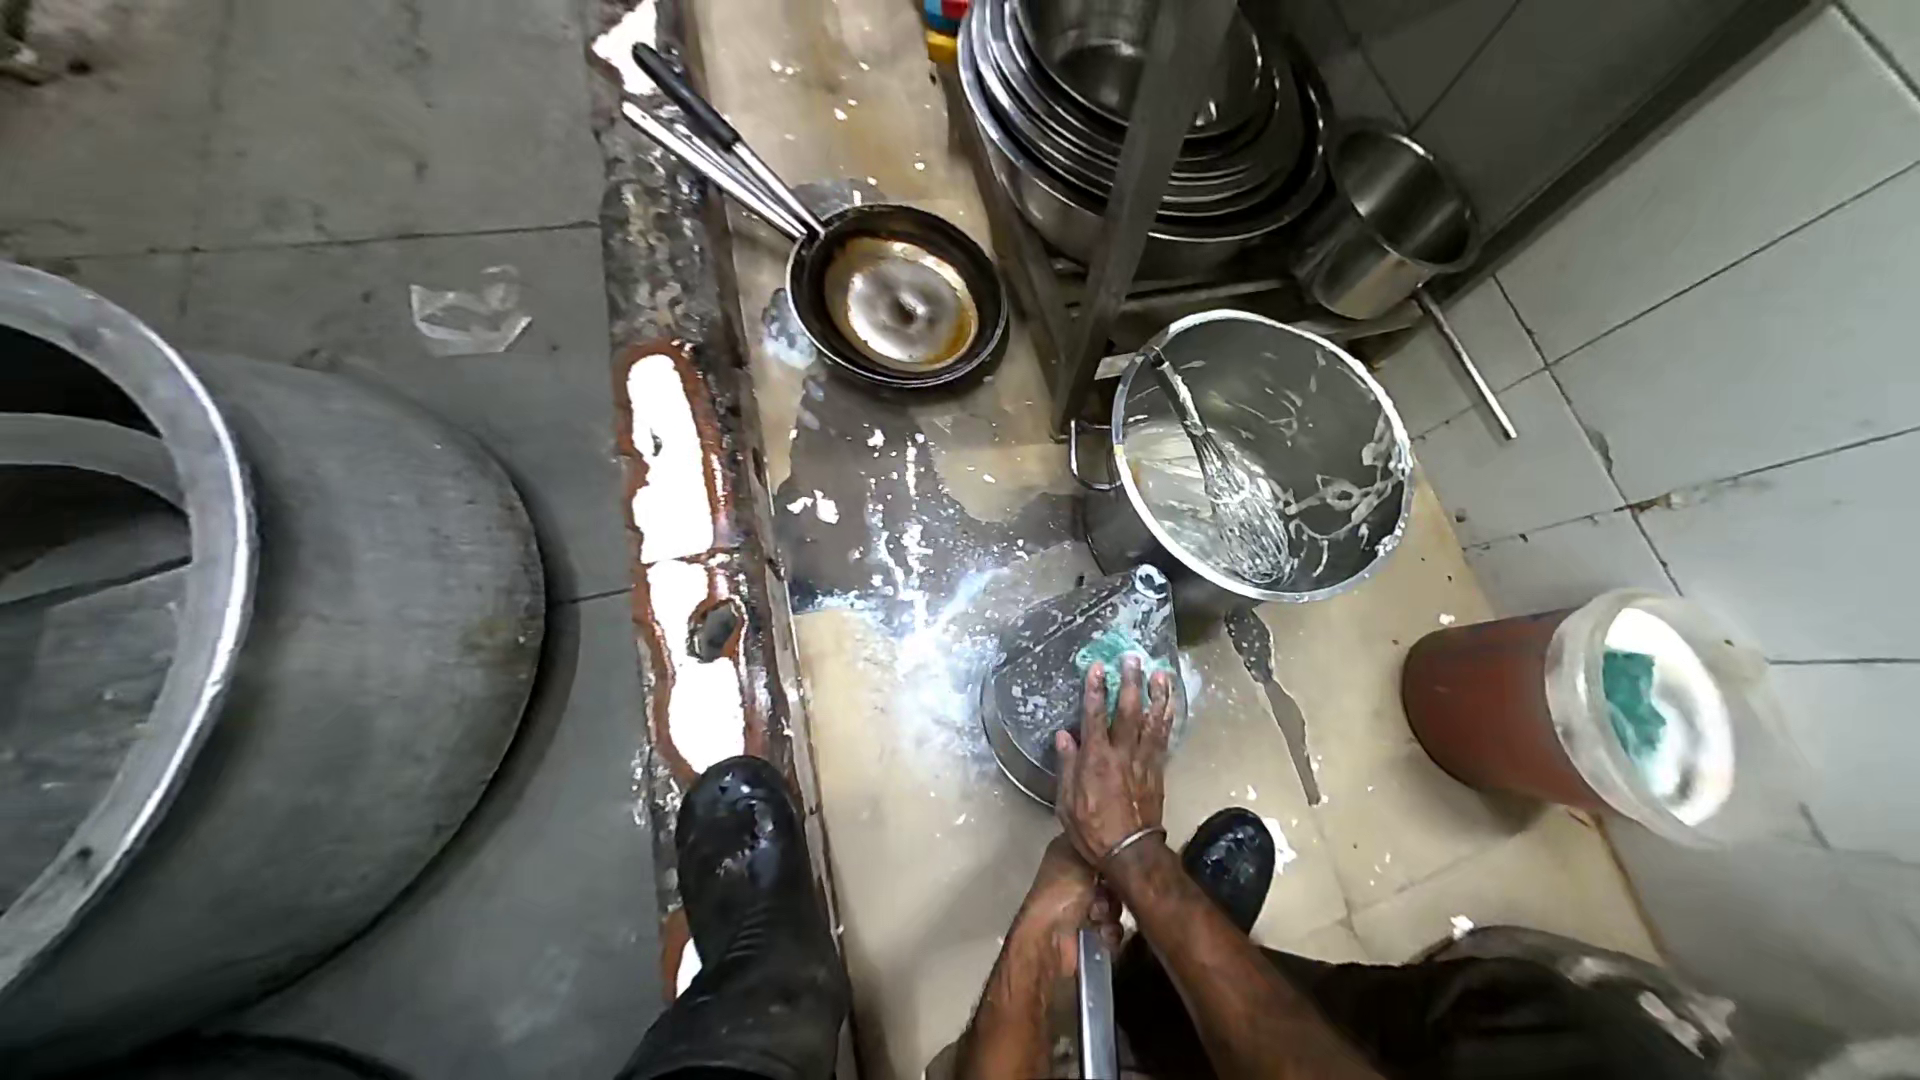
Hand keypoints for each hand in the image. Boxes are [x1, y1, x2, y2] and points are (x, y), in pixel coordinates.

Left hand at [1014, 835, 1121, 979]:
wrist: (1050, 937)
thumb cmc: (1063, 889)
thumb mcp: (1079, 856)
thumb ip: (1099, 845)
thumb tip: (1112, 839)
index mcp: (1068, 852)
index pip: (1098, 845)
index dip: (1110, 854)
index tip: (1118, 862)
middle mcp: (1075, 875)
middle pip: (1111, 877)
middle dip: (1112, 890)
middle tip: (1102, 894)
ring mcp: (1082, 903)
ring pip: (1115, 903)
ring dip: (1110, 913)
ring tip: (1097, 918)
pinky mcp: (1090, 930)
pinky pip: (1113, 927)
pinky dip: (1110, 932)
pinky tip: (1101, 934)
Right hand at [1053, 656, 1172, 866]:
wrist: (1131, 854)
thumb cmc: (1092, 829)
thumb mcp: (1066, 801)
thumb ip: (1067, 765)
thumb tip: (1064, 735)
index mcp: (1095, 759)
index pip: (1093, 715)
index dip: (1094, 689)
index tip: (1097, 667)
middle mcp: (1121, 753)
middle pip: (1127, 710)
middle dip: (1129, 682)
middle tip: (1132, 659)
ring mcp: (1143, 760)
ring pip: (1152, 721)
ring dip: (1156, 695)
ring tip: (1159, 673)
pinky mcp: (1157, 770)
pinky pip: (1163, 738)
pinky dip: (1167, 718)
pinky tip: (1169, 704)